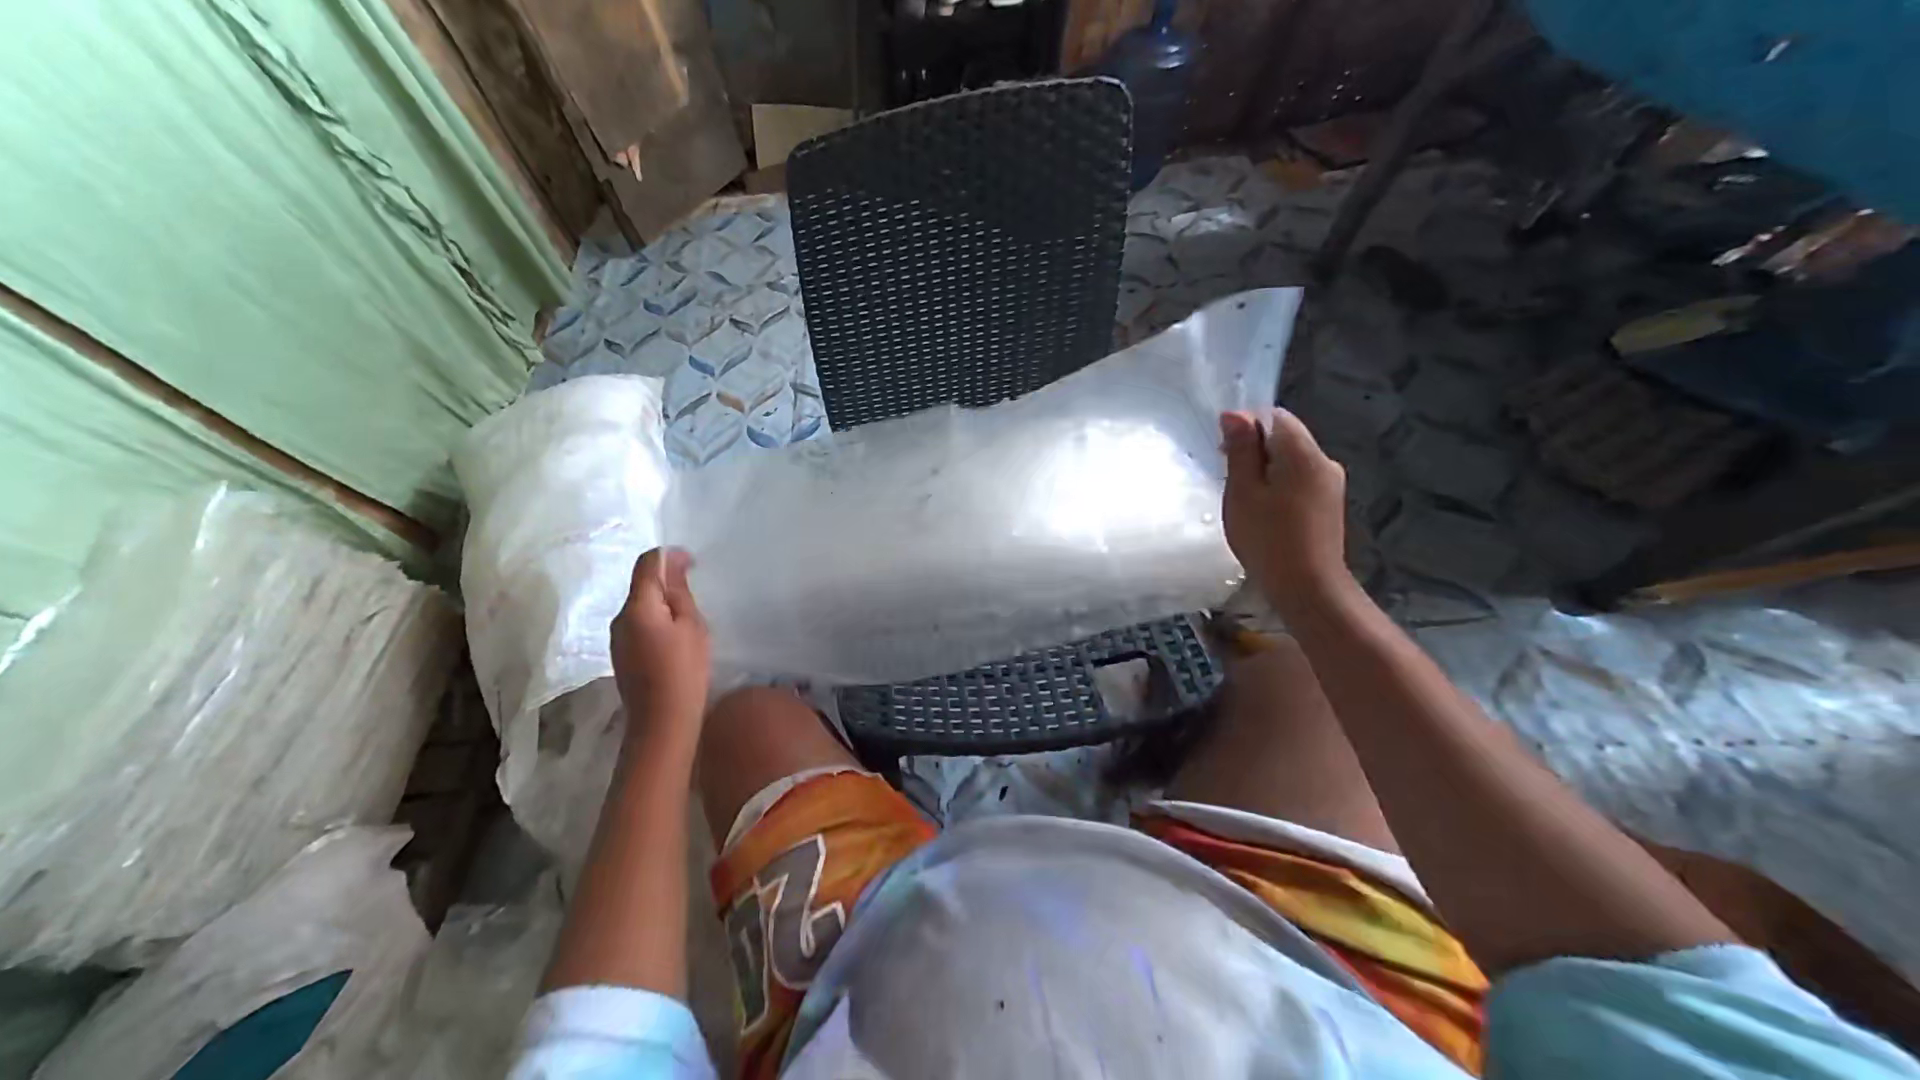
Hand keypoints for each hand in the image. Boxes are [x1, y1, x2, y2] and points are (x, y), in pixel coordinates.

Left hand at [610, 547, 710, 746]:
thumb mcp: (693, 626)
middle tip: (697, 596)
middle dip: (667, 583)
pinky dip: (657, 623)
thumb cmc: (684, 671)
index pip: (647, 563)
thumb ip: (680, 592)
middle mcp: (619, 618)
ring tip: (690, 621)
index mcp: (637, 607)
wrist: (662, 723)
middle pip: (642, 586)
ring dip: (663, 605)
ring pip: (641, 607)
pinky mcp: (621, 655)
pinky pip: (639, 626)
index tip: (693, 563)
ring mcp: (617, 638)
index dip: (670, 556)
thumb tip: (672, 561)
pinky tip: (676, 640)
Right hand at [1220, 409, 1353, 608]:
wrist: (1308, 587)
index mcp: (1303, 452)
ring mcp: (1330, 483)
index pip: (1274, 416)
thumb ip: (1241, 450)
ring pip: (1290, 460)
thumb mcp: (1243, 491)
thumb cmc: (1268, 539)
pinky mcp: (1328, 504)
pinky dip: (1278, 487)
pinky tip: (1264, 513)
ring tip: (1245, 501)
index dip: (1245, 426)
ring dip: (1265, 471)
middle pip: (1284, 437)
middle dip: (1254, 450)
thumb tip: (1234, 413)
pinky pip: (1299, 480)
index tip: (1224, 454)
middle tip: (1230, 480)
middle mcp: (1324, 460)